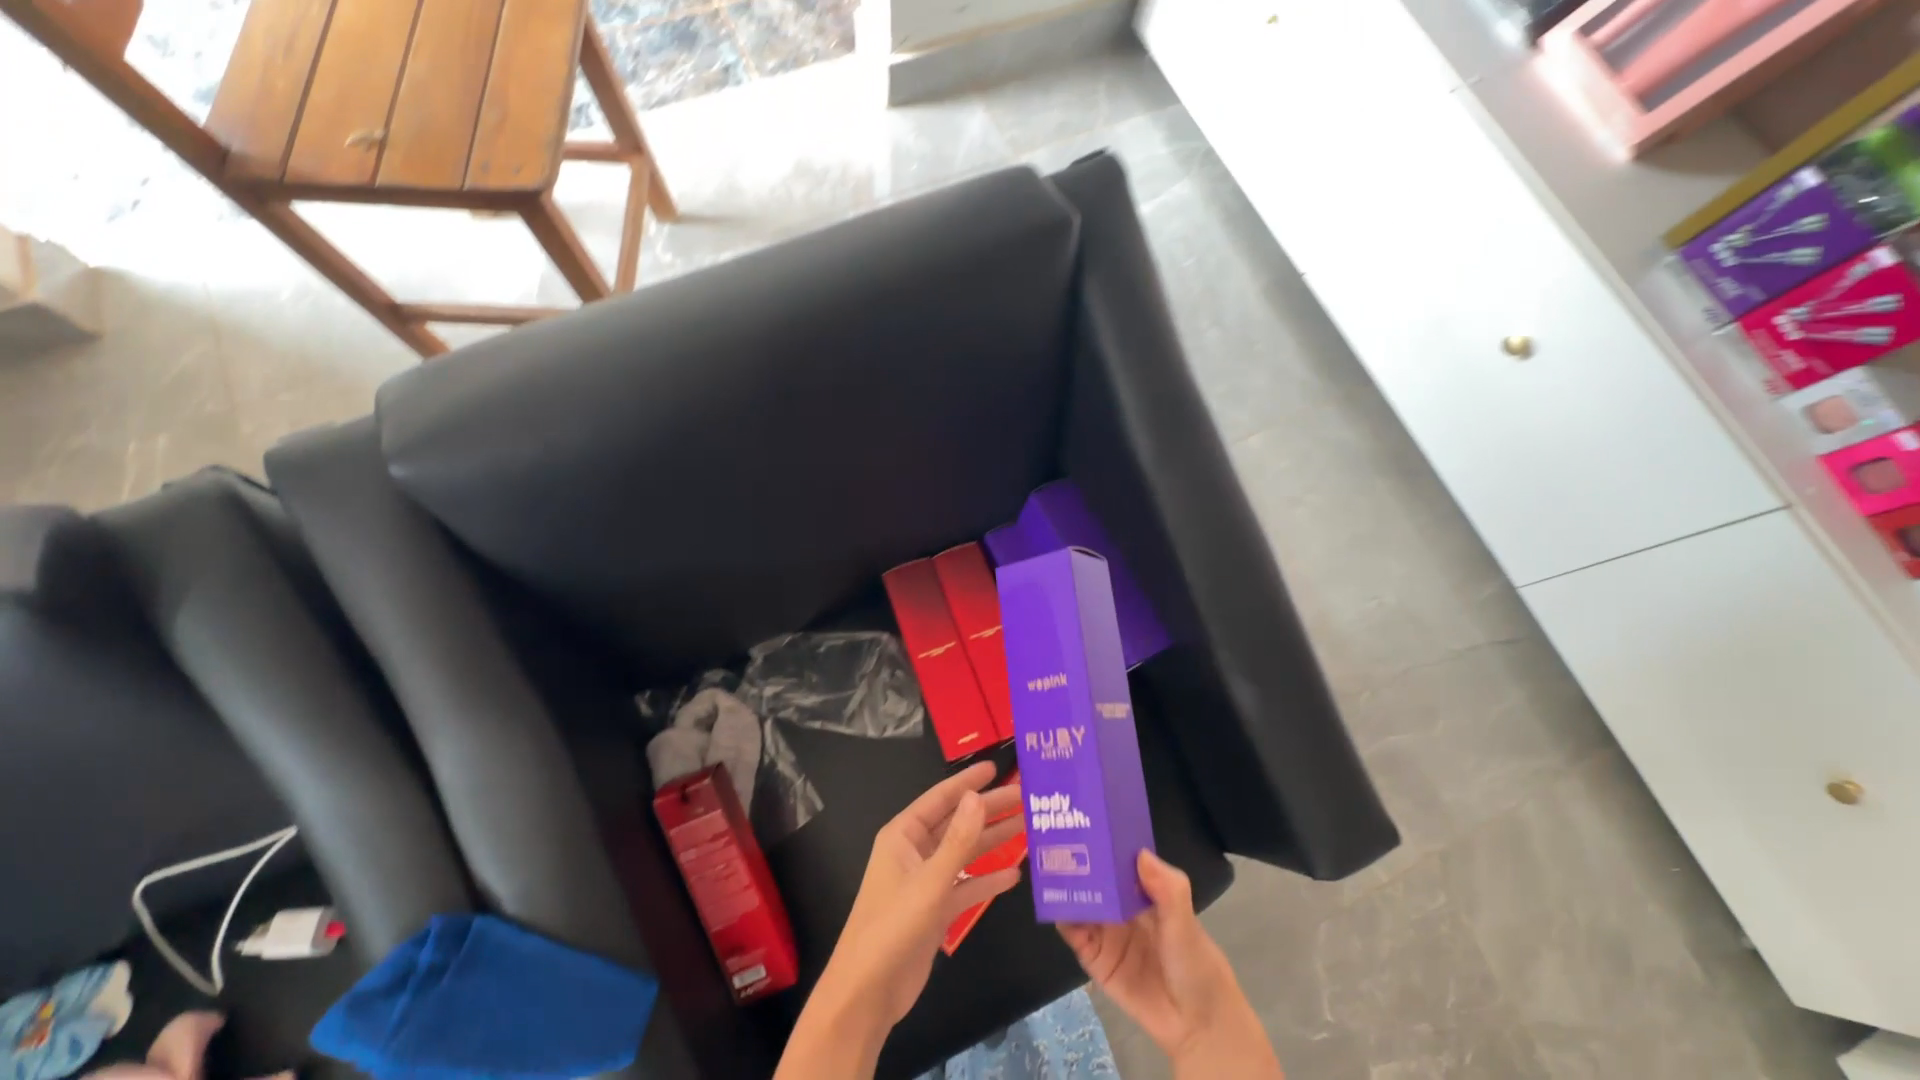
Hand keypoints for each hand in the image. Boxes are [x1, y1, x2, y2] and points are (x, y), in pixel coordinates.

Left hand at [776, 762, 1023, 1079]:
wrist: (868, 990)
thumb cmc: (893, 927)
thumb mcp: (930, 881)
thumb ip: (958, 840)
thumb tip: (978, 797)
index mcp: (902, 837)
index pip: (939, 799)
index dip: (967, 782)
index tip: (996, 767)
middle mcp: (913, 853)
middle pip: (956, 824)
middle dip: (988, 810)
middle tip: (1025, 797)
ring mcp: (924, 882)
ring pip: (964, 853)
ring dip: (993, 842)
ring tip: (1028, 828)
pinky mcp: (935, 910)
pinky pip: (966, 886)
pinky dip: (987, 880)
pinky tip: (1014, 875)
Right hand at [1060, 852, 1281, 1076]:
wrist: (1195, 1024)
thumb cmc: (1196, 965)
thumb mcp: (1185, 922)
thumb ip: (1167, 889)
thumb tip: (1140, 853)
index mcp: (1145, 894)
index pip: (1120, 862)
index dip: (1105, 844)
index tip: (1086, 820)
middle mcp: (1121, 909)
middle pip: (1095, 879)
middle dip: (1078, 861)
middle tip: (1056, 839)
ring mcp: (1106, 933)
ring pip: (1080, 902)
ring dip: (1067, 887)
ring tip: (1049, 866)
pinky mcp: (1093, 958)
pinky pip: (1073, 934)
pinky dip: (1063, 918)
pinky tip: (1056, 905)